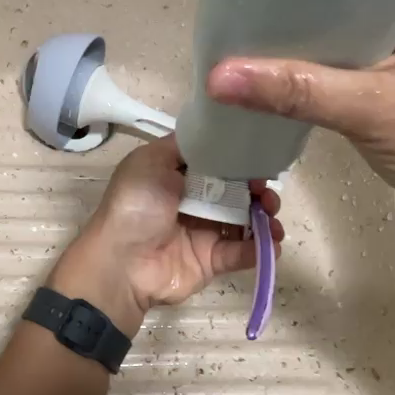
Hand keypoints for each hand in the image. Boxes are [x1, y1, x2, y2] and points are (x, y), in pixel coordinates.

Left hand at [51, 135, 282, 336]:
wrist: (122, 262)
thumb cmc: (136, 205)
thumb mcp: (151, 160)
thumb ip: (184, 145)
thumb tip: (212, 132)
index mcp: (178, 175)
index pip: (217, 162)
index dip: (239, 159)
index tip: (258, 156)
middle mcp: (194, 201)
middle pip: (237, 190)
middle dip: (258, 187)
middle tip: (266, 189)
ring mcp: (205, 232)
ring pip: (245, 220)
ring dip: (265, 215)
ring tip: (271, 214)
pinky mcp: (213, 260)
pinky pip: (244, 252)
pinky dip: (262, 247)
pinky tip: (272, 241)